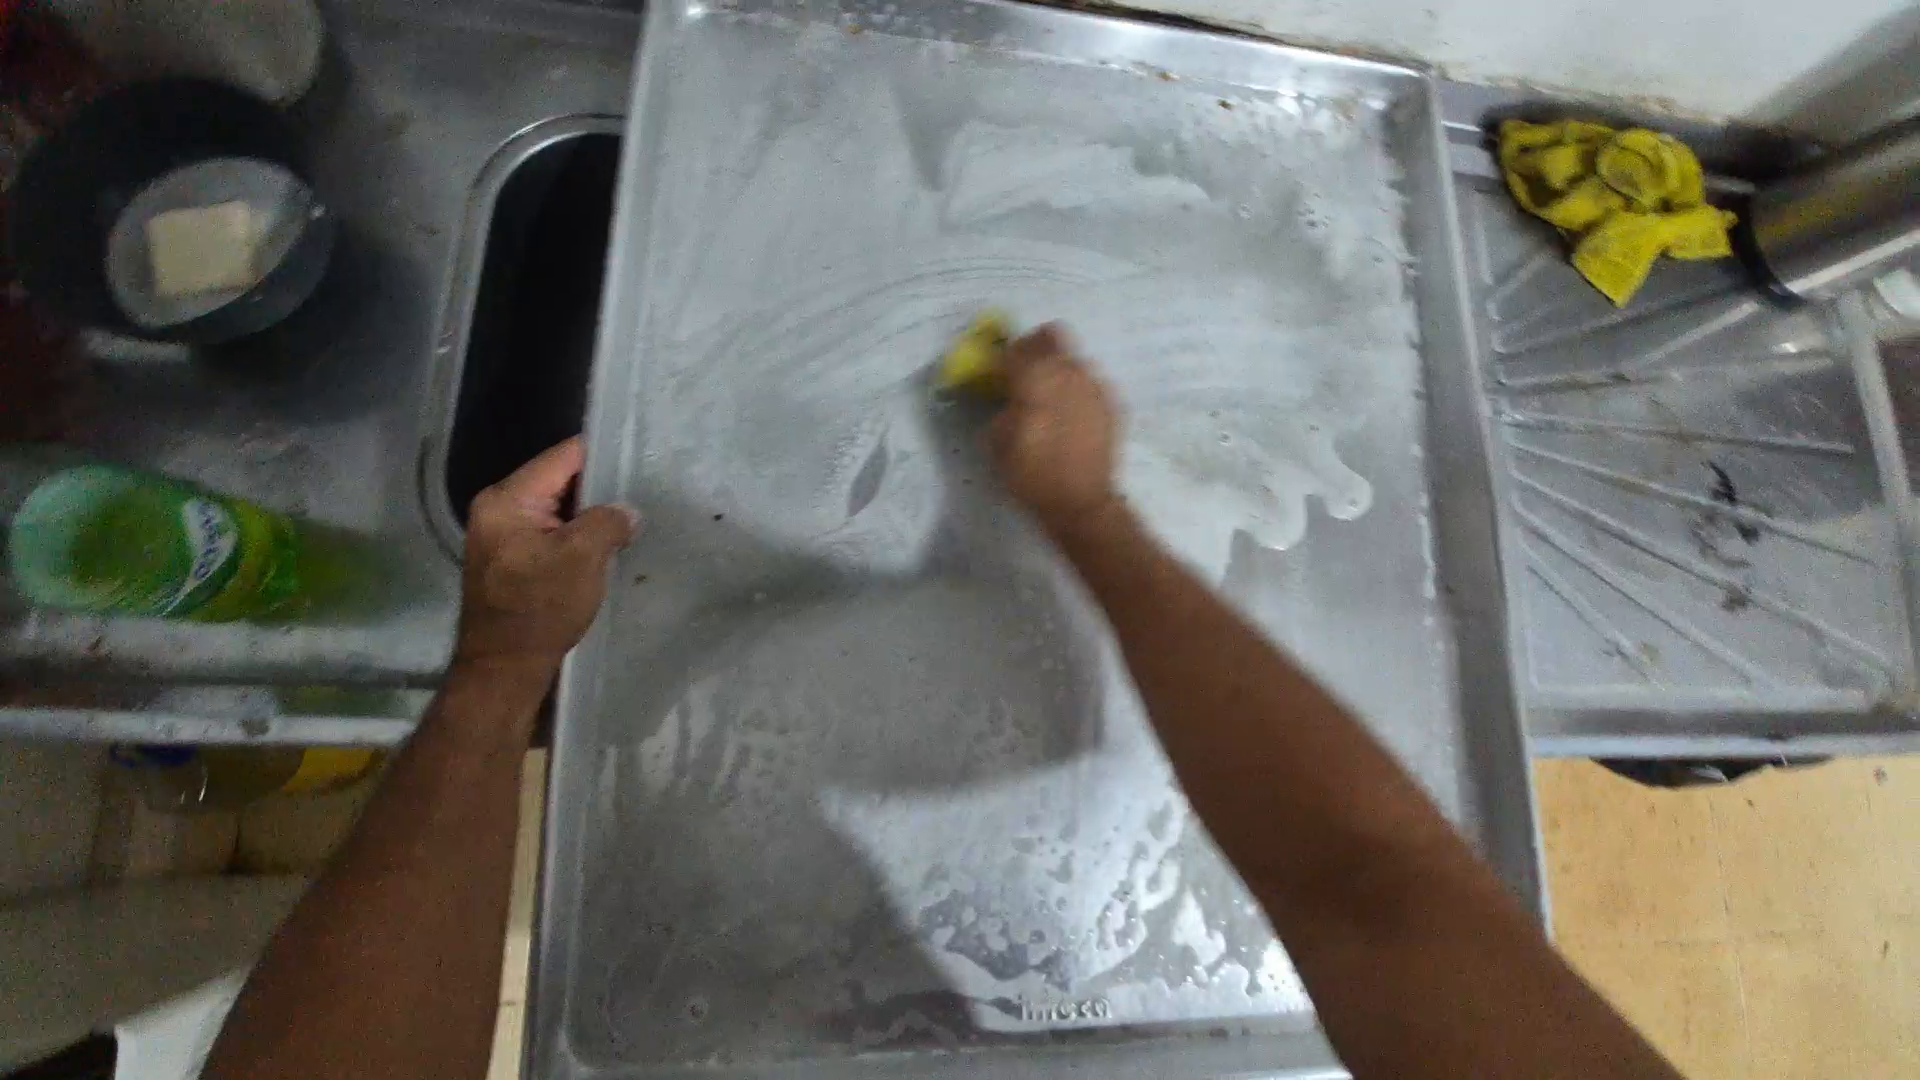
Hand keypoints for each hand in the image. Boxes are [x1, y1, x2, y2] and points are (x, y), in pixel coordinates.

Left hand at [455, 437, 636, 672]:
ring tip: (632, 519)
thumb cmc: (540, 607)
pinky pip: (555, 532)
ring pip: (561, 509)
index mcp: (507, 500)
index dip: (603, 455)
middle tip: (643, 493)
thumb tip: (628, 511)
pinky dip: (581, 536)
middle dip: (601, 489)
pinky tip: (608, 546)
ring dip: (593, 516)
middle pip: (561, 481)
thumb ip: (608, 521)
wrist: (506, 667)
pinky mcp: (515, 559)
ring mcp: (505, 535)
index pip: (562, 457)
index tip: (640, 458)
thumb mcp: (582, 557)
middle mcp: (499, 509)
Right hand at [989, 324, 1123, 534]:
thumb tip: (1012, 395)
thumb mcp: (998, 442)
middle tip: (1027, 374)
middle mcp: (1069, 372)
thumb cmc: (1032, 476)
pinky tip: (1073, 417)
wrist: (1081, 503)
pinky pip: (1091, 383)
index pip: (1017, 347)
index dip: (1006, 356)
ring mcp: (1096, 386)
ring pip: (1074, 359)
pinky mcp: (1113, 403)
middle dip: (1036, 350)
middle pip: (1052, 337)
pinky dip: (1079, 391)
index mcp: (1035, 379)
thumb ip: (1004, 406)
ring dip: (1060, 370)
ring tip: (1053, 400)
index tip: (1001, 371)